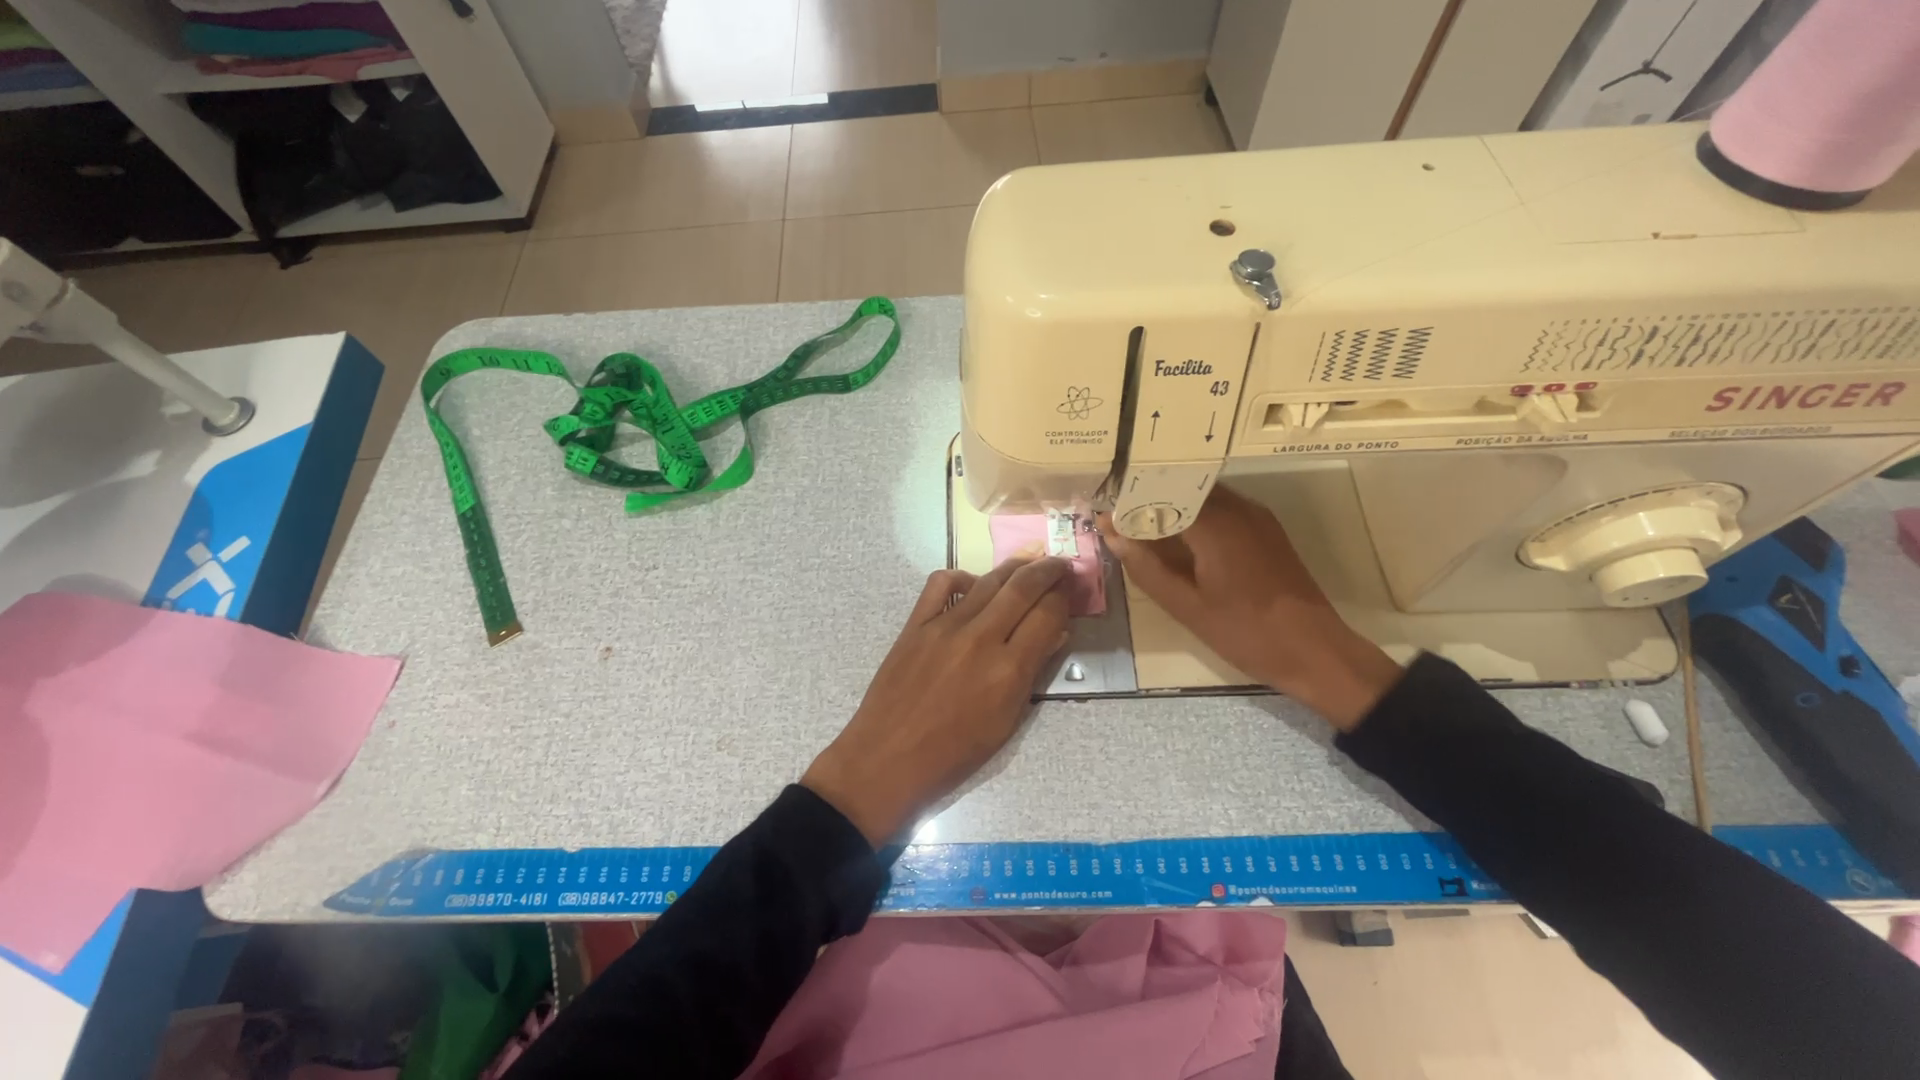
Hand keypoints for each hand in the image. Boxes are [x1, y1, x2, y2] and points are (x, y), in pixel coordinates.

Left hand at [802, 558, 1071, 846]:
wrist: (888, 758)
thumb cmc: (954, 754)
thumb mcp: (1006, 722)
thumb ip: (1032, 674)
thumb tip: (1053, 635)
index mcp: (1008, 670)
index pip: (1048, 615)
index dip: (1065, 598)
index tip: (1073, 589)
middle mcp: (980, 638)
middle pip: (1023, 587)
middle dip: (1049, 571)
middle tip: (1062, 564)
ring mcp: (945, 626)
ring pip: (988, 581)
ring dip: (1014, 568)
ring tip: (1031, 563)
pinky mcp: (916, 623)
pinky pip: (941, 583)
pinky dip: (963, 577)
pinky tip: (974, 584)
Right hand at [1098, 486, 1401, 730]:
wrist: (1315, 651)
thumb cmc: (1247, 633)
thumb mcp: (1187, 606)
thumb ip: (1146, 567)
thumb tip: (1111, 533)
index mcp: (1215, 523)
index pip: (1161, 492)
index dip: (1129, 500)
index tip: (1103, 514)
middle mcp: (1238, 508)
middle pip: (1182, 487)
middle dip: (1148, 500)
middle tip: (1118, 522)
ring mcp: (1256, 517)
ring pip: (1203, 497)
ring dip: (1171, 509)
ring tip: (1142, 532)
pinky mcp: (1267, 531)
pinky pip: (1222, 510)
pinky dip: (1195, 519)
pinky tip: (1179, 544)